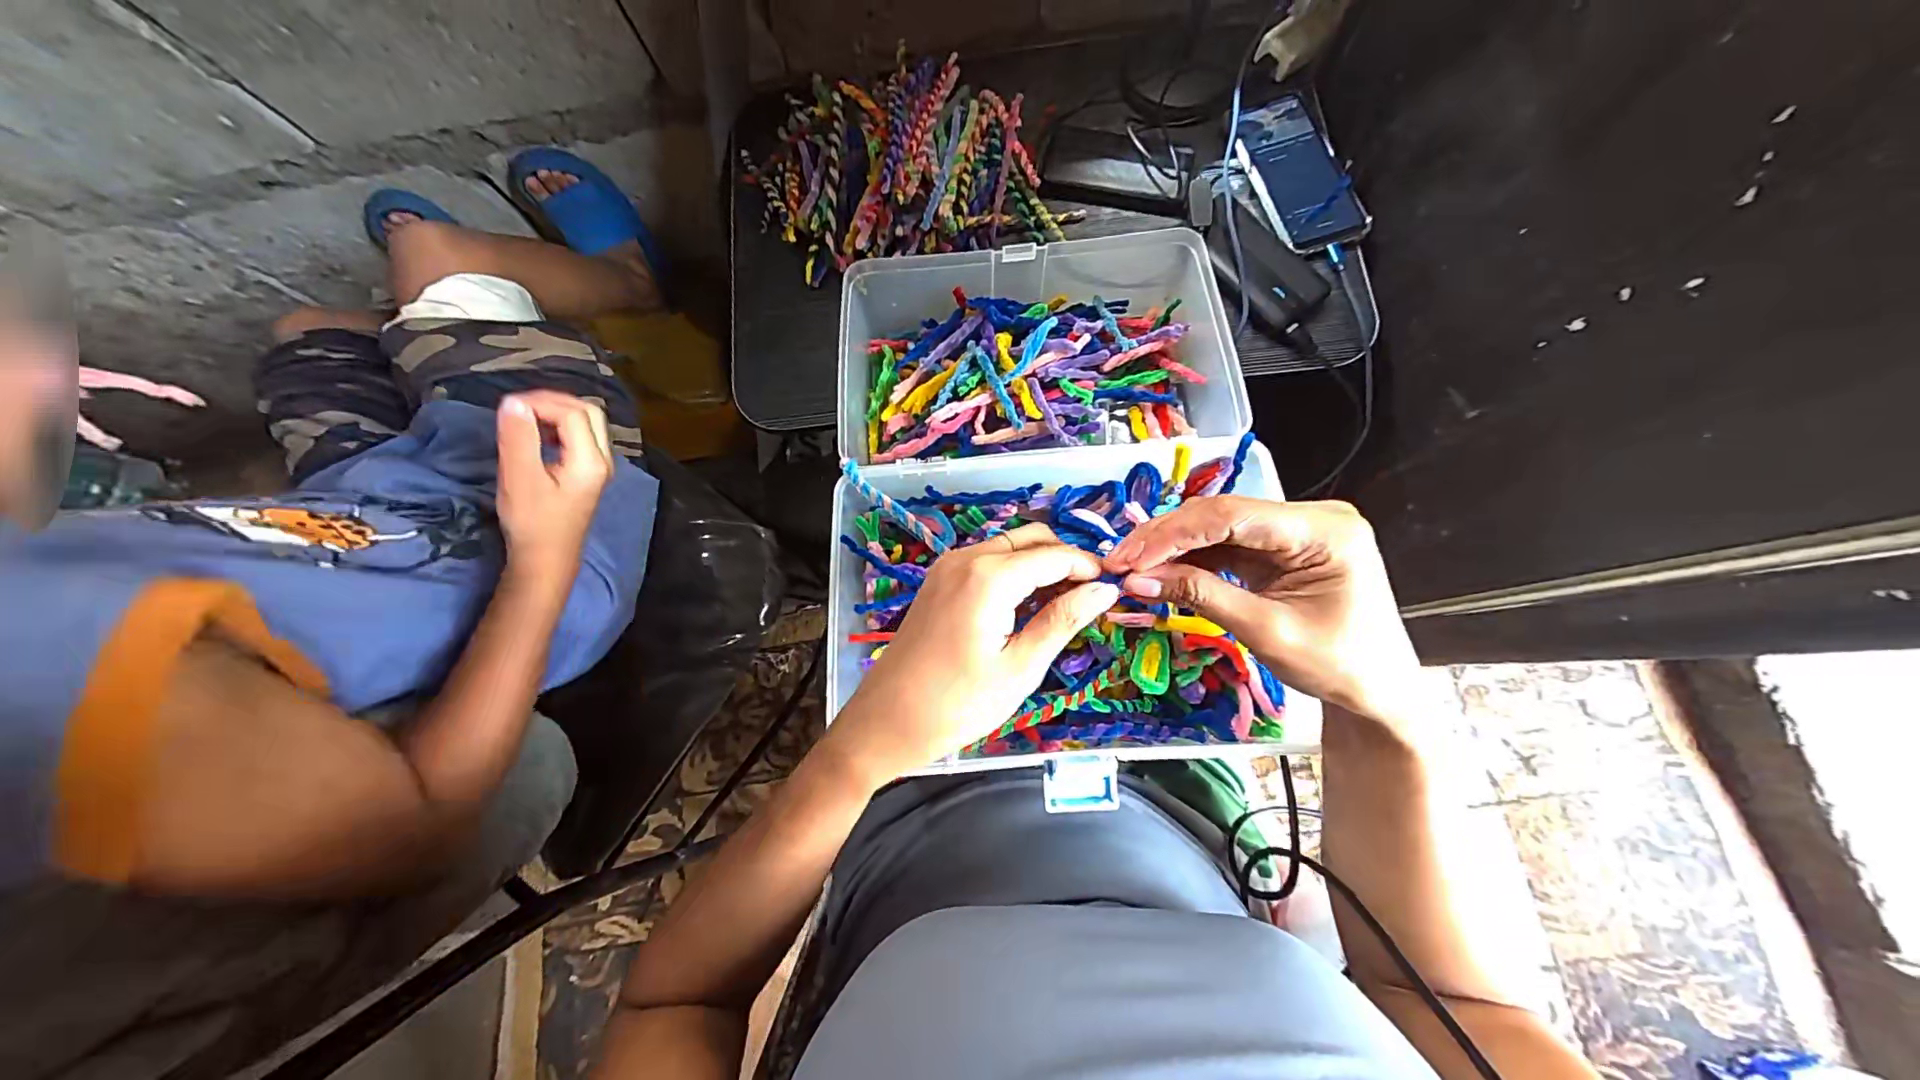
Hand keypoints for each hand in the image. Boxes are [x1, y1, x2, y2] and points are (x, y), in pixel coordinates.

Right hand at [495, 391, 613, 582]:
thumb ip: (518, 438)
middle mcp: (603, 461)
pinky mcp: (590, 473)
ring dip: (558, 412)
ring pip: (588, 424)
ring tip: (525, 417)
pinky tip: (538, 435)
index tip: (509, 406)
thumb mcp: (519, 478)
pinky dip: (562, 427)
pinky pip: (582, 437)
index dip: (541, 402)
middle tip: (520, 405)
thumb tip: (513, 402)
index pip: (574, 414)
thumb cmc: (533, 522)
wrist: (546, 558)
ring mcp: (600, 467)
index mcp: (592, 461)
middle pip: (589, 413)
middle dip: (555, 402)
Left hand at [824, 524, 1117, 786]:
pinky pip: (987, 561)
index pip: (1054, 555)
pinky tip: (1027, 606)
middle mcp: (966, 558)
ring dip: (1040, 564)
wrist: (886, 721)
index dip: (1088, 568)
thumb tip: (1103, 591)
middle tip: (1090, 596)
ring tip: (1063, 606)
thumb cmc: (956, 704)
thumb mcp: (1019, 668)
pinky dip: (1014, 572)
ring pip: (1009, 546)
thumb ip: (1062, 621)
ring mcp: (947, 567)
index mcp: (989, 577)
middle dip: (1066, 559)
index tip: (1113, 587)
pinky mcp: (939, 581)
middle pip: (1031, 539)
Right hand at [1103, 497, 1420, 722]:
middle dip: (1166, 539)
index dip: (1174, 535)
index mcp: (1324, 530)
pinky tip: (1158, 571)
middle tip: (1119, 563)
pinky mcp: (1278, 548)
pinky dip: (1189, 560)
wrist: (1376, 690)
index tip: (1130, 559)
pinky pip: (1224, 545)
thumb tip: (1138, 579)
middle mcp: (1309, 517)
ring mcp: (1293, 531)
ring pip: (1216, 528)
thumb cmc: (1337, 666)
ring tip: (1130, 568)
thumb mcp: (1266, 631)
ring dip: (1171, 548)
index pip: (1233, 517)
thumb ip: (1201, 596)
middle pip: (1221, 516)